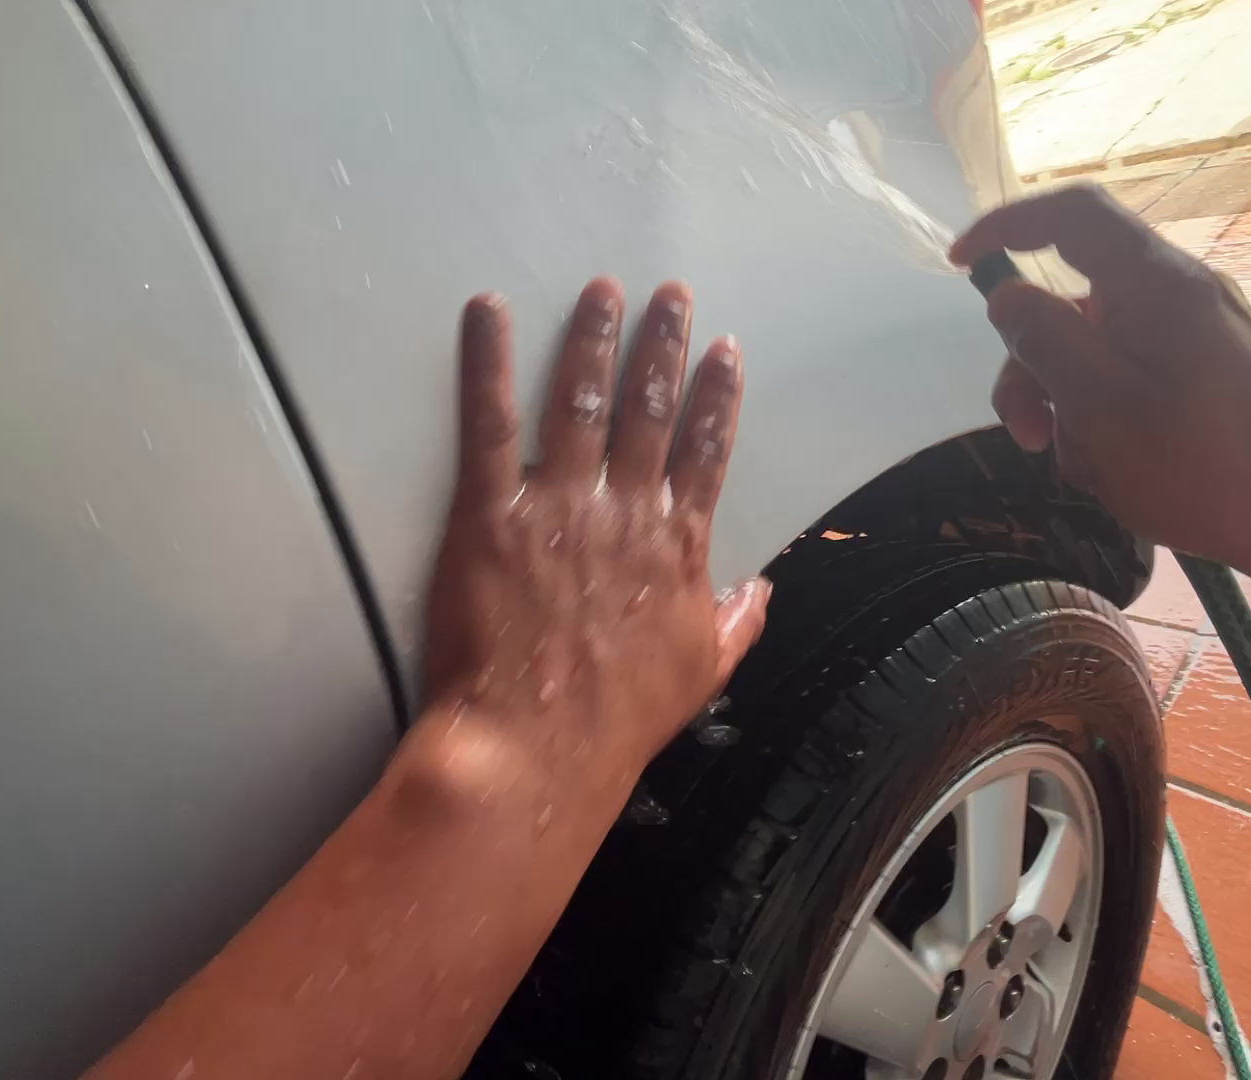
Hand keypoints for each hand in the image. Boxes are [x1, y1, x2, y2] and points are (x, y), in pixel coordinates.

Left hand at [414, 278, 769, 799]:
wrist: (541, 745)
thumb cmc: (624, 712)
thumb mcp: (705, 671)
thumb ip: (739, 622)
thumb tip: (763, 589)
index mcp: (677, 543)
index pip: (706, 451)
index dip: (717, 397)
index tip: (725, 350)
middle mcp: (627, 510)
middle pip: (652, 411)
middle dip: (664, 346)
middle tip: (670, 294)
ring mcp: (560, 505)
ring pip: (583, 403)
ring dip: (594, 340)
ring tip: (602, 291)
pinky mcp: (491, 514)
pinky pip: (489, 427)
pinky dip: (487, 365)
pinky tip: (488, 312)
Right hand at [949, 185, 1250, 583]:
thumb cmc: (1202, 469)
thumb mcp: (1101, 407)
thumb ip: (1044, 340)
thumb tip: (1006, 293)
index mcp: (1157, 284)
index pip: (1072, 214)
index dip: (1007, 224)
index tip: (958, 263)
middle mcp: (1177, 295)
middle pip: (1072, 302)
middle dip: (1033, 367)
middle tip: (1028, 437)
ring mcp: (1194, 335)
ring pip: (1093, 348)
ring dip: (1066, 404)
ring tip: (1085, 467)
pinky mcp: (1203, 372)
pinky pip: (1127, 376)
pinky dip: (1102, 415)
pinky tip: (1114, 466)